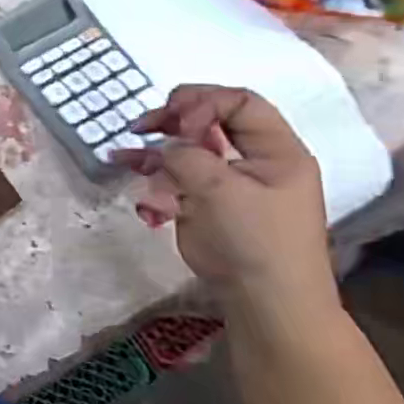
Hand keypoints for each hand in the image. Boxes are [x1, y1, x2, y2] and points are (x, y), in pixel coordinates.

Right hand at [111, 85, 335, 312]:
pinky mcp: (204, 198)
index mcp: (276, 151)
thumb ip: (188, 156)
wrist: (263, 300)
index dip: (205, 103)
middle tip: (145, 125)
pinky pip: (173, 173)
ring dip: (154, 146)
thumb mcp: (223, 190)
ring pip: (185, 146)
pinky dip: (150, 170)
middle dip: (174, 119)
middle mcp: (253, 159)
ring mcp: (226, 179)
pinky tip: (126, 167)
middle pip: (210, 118)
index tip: (179, 124)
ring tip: (127, 153)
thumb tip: (164, 146)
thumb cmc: (256, 240)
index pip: (240, 103)